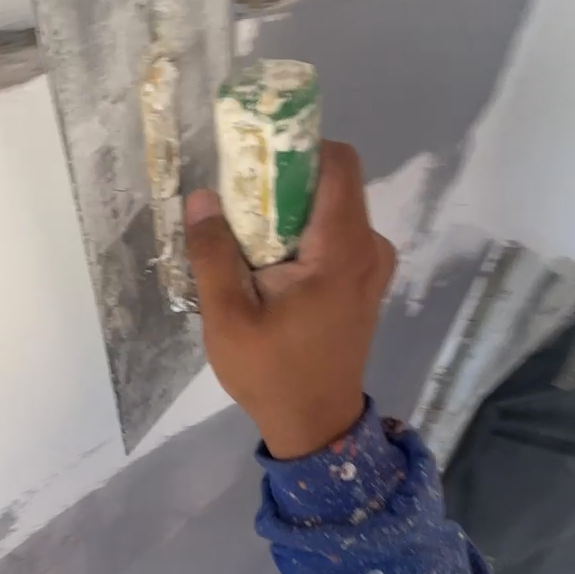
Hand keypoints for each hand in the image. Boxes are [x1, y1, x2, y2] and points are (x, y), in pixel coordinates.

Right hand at [185, 140, 396, 459]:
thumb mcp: (229, 317)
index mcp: (344, 248)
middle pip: (330, 185)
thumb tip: (203, 198)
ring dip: (288, 217)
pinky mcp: (363, 286)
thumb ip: (214, 254)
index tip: (251, 163)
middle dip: (281, 186)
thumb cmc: (272, 373)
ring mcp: (372, 268)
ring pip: (330, 213)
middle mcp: (370, 247)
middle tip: (236, 213)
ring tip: (246, 248)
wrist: (315, 425)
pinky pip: (334, 240)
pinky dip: (301, 241)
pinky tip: (268, 272)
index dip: (295, 148)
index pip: (336, 161)